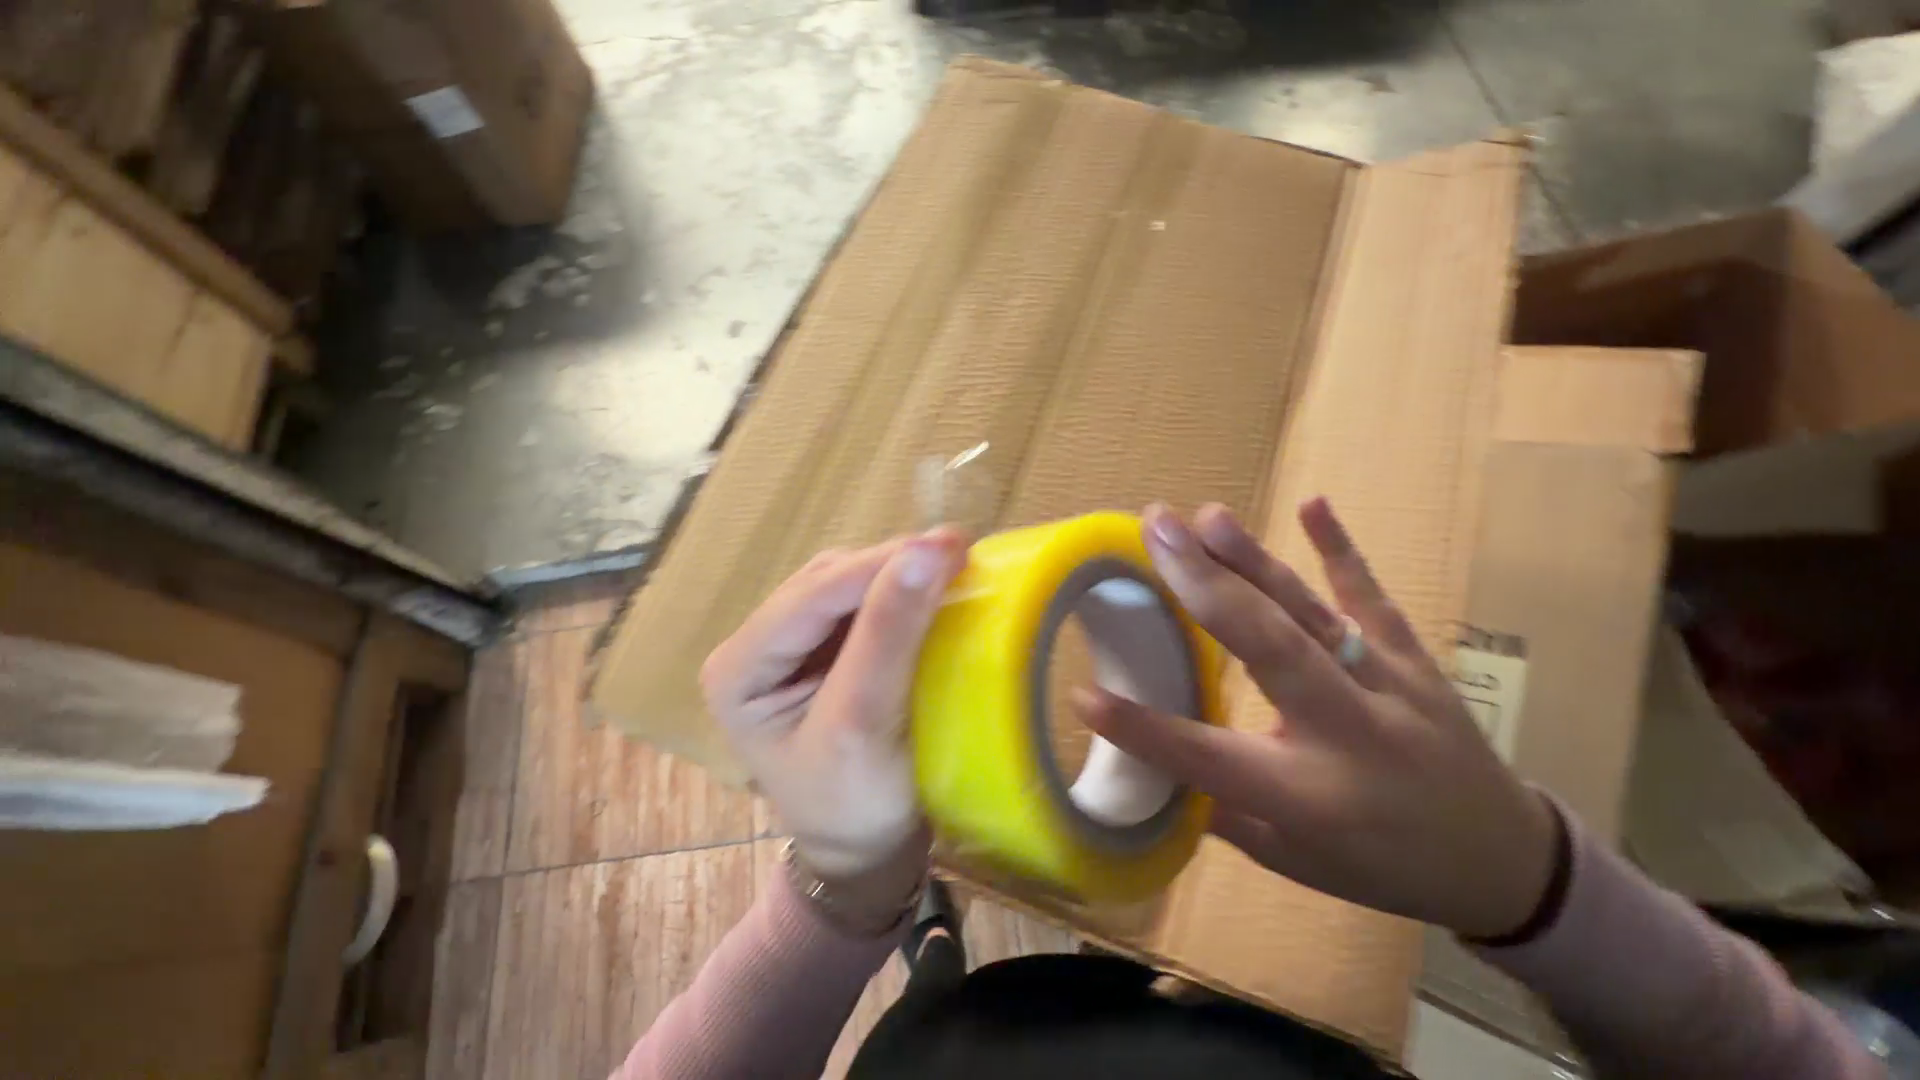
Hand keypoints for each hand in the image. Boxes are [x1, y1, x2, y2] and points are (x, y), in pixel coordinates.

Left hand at [701, 529, 966, 896]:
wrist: (862, 851)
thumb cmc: (853, 804)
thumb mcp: (864, 722)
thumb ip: (889, 635)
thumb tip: (928, 550)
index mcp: (738, 669)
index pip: (811, 597)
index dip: (878, 565)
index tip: (948, 544)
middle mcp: (753, 647)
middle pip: (825, 583)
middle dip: (889, 565)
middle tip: (959, 551)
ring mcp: (788, 646)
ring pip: (844, 585)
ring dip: (896, 572)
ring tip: (951, 563)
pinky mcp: (822, 651)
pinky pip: (860, 604)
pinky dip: (898, 592)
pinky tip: (933, 585)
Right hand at [1075, 500, 1556, 939]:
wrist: (1503, 860)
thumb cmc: (1382, 866)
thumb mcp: (1293, 861)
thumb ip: (1223, 807)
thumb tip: (1154, 759)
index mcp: (1308, 796)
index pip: (1207, 757)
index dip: (1141, 729)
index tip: (1082, 694)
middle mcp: (1349, 733)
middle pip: (1268, 649)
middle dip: (1205, 586)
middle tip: (1156, 533)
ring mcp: (1390, 687)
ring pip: (1312, 614)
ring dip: (1253, 560)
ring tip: (1203, 517)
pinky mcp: (1416, 661)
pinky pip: (1372, 600)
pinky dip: (1341, 551)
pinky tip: (1314, 505)